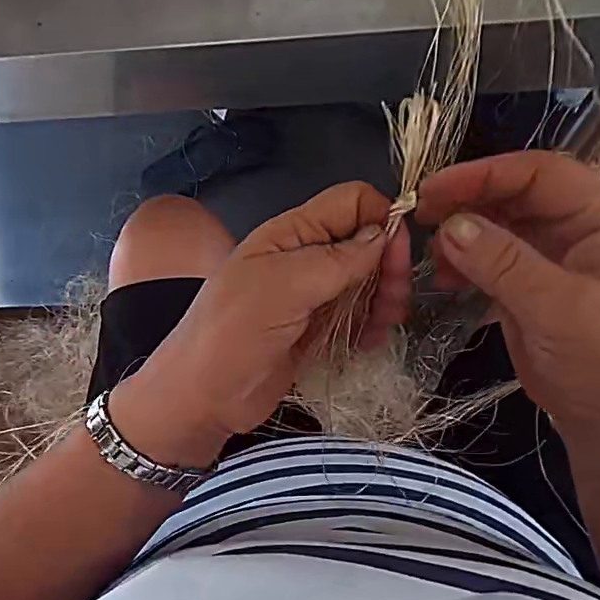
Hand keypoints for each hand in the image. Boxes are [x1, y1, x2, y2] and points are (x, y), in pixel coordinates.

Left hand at [111, 182, 411, 466]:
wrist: (202, 397)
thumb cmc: (234, 333)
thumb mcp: (284, 286)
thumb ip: (337, 258)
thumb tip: (384, 233)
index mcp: (291, 234)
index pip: (351, 202)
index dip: (381, 218)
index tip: (397, 254)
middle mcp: (304, 259)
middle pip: (365, 243)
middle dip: (388, 265)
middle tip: (393, 299)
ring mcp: (310, 297)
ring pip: (365, 282)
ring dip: (383, 298)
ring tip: (384, 323)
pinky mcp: (314, 332)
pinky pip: (355, 317)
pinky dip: (370, 325)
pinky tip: (371, 340)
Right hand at [413, 151, 599, 429]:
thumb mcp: (558, 308)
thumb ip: (504, 263)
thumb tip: (449, 226)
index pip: (538, 174)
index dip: (483, 176)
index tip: (431, 191)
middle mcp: (577, 227)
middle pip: (512, 196)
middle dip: (466, 204)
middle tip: (420, 220)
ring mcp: (551, 257)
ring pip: (496, 227)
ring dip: (461, 237)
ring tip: (434, 262)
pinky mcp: (528, 287)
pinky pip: (489, 261)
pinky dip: (464, 266)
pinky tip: (445, 282)